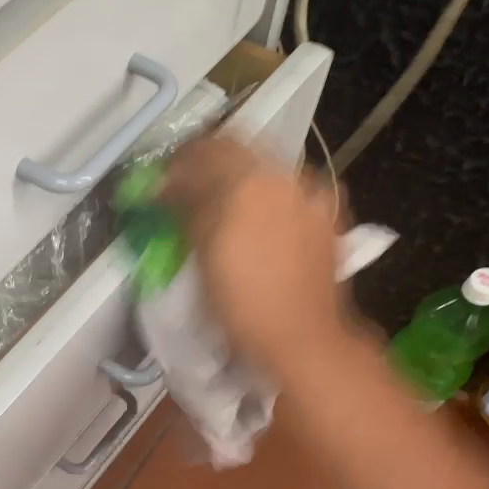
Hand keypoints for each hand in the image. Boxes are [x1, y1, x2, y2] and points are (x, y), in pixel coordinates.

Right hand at [162, 137, 352, 370]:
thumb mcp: (202, 252)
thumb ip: (185, 208)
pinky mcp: (328, 218)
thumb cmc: (243, 300)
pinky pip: (291, 194)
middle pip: (241, 154)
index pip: (207, 150)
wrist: (303, 338)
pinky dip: (267, 200)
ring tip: (221, 209)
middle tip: (186, 191)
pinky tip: (256, 224)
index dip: (178, 163)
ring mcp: (313, 196)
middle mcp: (287, 176)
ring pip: (267, 173)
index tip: (160, 181)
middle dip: (210, 168)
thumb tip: (163, 188)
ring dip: (240, 183)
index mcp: (251, 178)